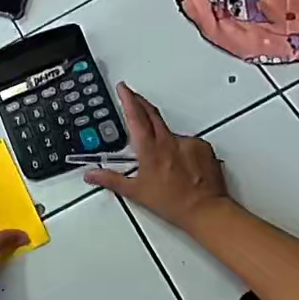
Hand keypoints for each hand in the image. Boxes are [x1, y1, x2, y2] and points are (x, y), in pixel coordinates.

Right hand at [83, 82, 232, 231]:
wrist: (206, 210)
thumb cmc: (174, 202)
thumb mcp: (135, 191)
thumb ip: (110, 179)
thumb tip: (92, 175)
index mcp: (150, 150)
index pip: (136, 117)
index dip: (128, 99)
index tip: (123, 88)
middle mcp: (169, 142)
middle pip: (152, 114)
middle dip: (140, 103)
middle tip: (132, 97)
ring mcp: (188, 143)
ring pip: (169, 132)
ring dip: (161, 136)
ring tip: (161, 158)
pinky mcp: (203, 148)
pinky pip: (187, 142)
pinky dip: (180, 147)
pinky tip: (179, 162)